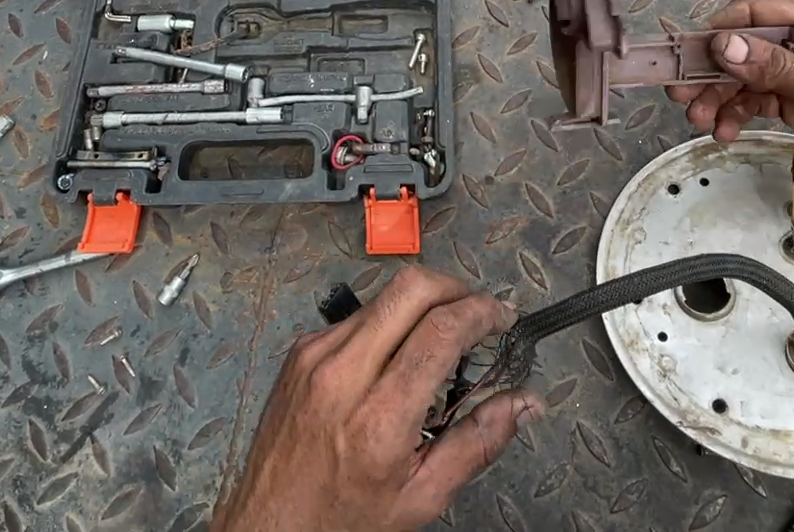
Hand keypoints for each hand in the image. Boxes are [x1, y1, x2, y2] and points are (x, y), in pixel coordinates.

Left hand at [211, 266, 542, 531]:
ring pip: (384, 294)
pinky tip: (396, 352)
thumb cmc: (343, 518)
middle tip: (478, 311)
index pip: (438, 332)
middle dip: (456, 287)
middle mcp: (343, 373)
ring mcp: (316, 353)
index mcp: (379, 419)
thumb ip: (479, 442)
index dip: (481, 311)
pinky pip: (358, 315)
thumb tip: (526, 401)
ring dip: (423, 302)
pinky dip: (388, 321)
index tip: (503, 315)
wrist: (267, 525)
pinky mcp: (301, 347)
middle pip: (411, 288)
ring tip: (442, 334)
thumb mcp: (421, 497)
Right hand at [666, 0, 793, 224]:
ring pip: (748, 79)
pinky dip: (739, 115)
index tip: (690, 55)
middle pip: (746, 50)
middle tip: (682, 96)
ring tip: (701, 122)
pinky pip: (760, 104)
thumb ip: (778, 70)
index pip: (759, 13)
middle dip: (713, 73)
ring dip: (721, 98)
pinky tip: (724, 130)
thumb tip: (724, 45)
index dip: (721, 31)